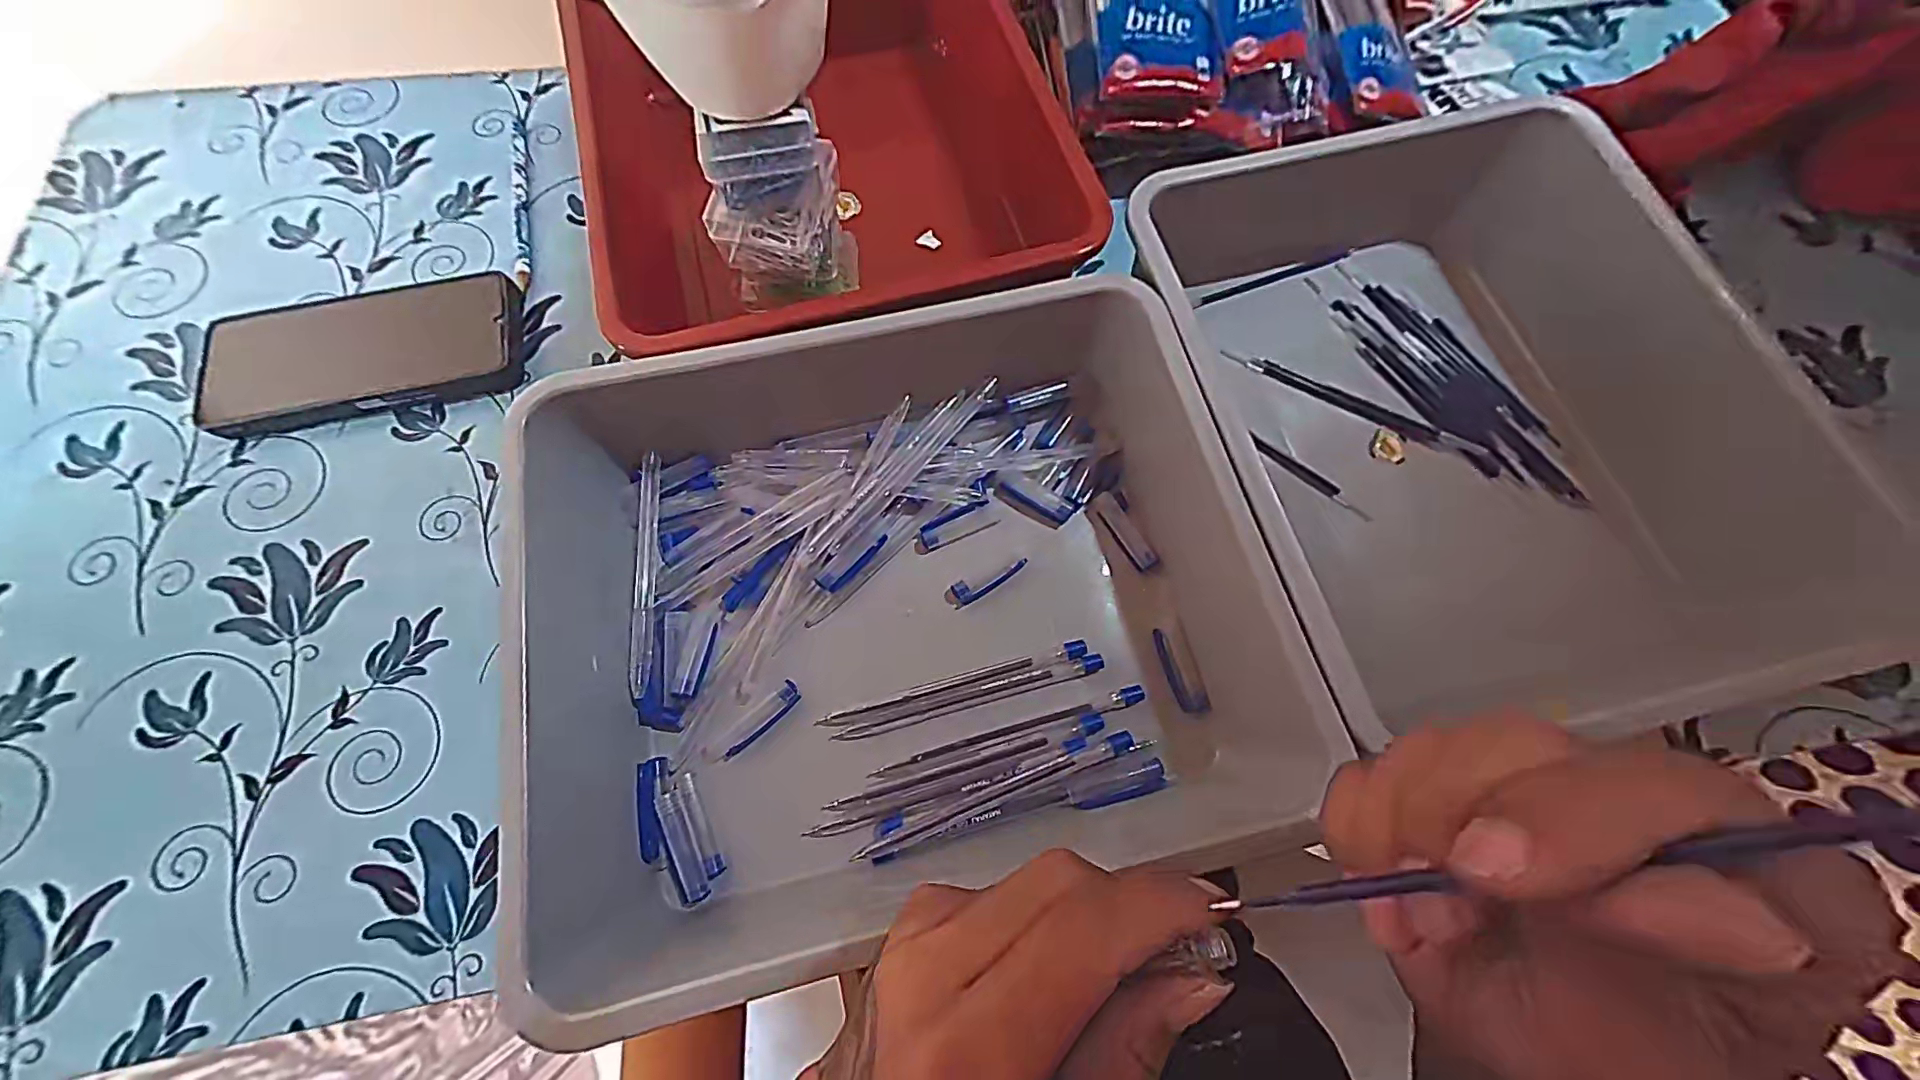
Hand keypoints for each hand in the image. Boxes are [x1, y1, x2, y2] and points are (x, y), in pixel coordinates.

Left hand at [805, 850, 1229, 1079]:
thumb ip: (1126, 1051)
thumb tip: (1193, 975)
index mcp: (964, 1048)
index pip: (1081, 923)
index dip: (1160, 904)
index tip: (1209, 910)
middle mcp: (926, 973)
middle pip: (1058, 881)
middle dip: (1128, 904)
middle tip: (1174, 947)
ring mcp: (909, 941)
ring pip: (1032, 878)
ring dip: (1086, 909)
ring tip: (1109, 968)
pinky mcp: (907, 929)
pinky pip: (996, 891)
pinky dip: (1041, 915)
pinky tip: (1051, 963)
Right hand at [1321, 713, 1913, 1079]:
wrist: (1594, 1050)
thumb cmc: (1678, 1028)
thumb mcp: (1736, 995)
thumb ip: (1704, 929)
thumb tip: (1631, 897)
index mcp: (1692, 815)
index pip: (1630, 781)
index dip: (1554, 819)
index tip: (1489, 876)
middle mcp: (1578, 776)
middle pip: (1495, 745)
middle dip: (1450, 821)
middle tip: (1453, 907)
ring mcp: (1484, 782)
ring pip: (1416, 754)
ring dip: (1400, 837)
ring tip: (1438, 918)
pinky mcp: (1410, 802)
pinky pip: (1358, 783)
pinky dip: (1355, 835)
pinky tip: (1393, 893)